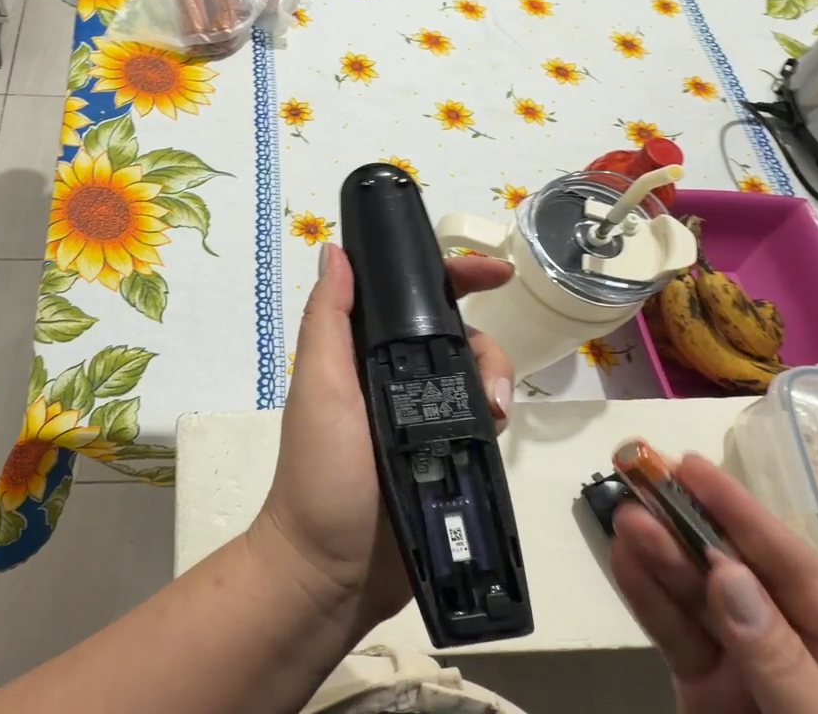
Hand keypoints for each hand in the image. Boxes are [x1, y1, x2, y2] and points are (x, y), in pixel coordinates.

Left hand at [248, 241, 515, 637]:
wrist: (331, 569)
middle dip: (484, 343)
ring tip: (496, 415)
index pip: (408, 298)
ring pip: (474, 377)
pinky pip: (480, 423)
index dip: (451, 276)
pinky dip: (494, 419)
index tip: (494, 271)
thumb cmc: (321, 469)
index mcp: (359, 353)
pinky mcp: (444, 458)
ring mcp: (420, 419)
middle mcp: (392, 377)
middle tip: (493, 381)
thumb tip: (336, 248)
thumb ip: (329, 317)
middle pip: (455, 335)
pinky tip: (498, 433)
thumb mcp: (320, 385)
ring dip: (496, 383)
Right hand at [611, 454, 817, 713]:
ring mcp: (747, 670)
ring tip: (626, 513)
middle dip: (691, 524)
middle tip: (645, 474)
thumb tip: (730, 580)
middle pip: (738, 574)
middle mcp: (800, 651)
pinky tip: (623, 557)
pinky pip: (672, 635)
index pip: (798, 571)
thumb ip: (786, 664)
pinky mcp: (705, 691)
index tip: (697, 469)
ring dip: (660, 553)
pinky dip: (645, 595)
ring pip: (697, 599)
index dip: (746, 516)